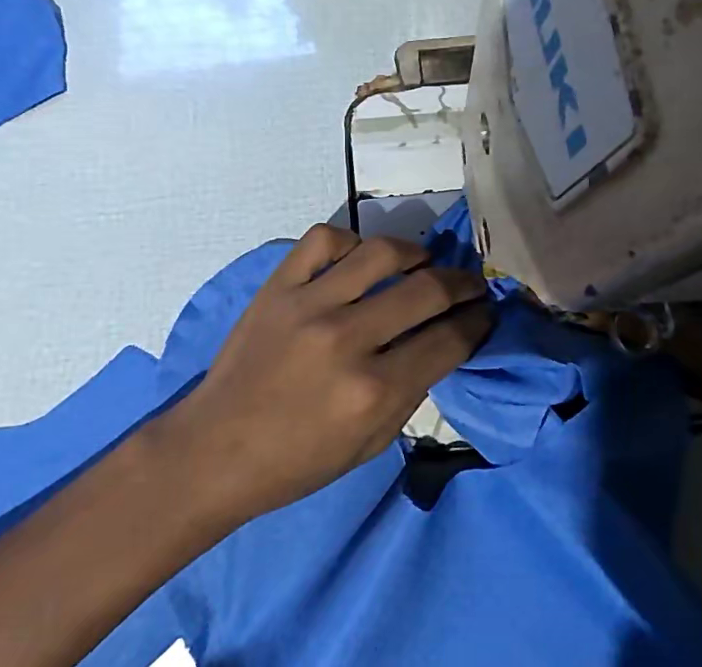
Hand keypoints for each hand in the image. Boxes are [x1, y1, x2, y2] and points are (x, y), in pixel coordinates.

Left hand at [151, 225, 492, 526]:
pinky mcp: (277, 286)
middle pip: (426, 290)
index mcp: (374, 391)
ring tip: (422, 261)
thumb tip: (443, 340)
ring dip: (415, 253)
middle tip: (470, 285)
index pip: (448, 340)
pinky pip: (323, 240)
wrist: (215, 449)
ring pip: (380, 253)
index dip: (478, 322)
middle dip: (462, 285)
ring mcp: (308, 305)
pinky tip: (359, 258)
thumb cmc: (297, 461)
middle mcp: (347, 339)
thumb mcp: (371, 443)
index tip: (486, 312)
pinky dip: (350, 242)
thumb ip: (413, 390)